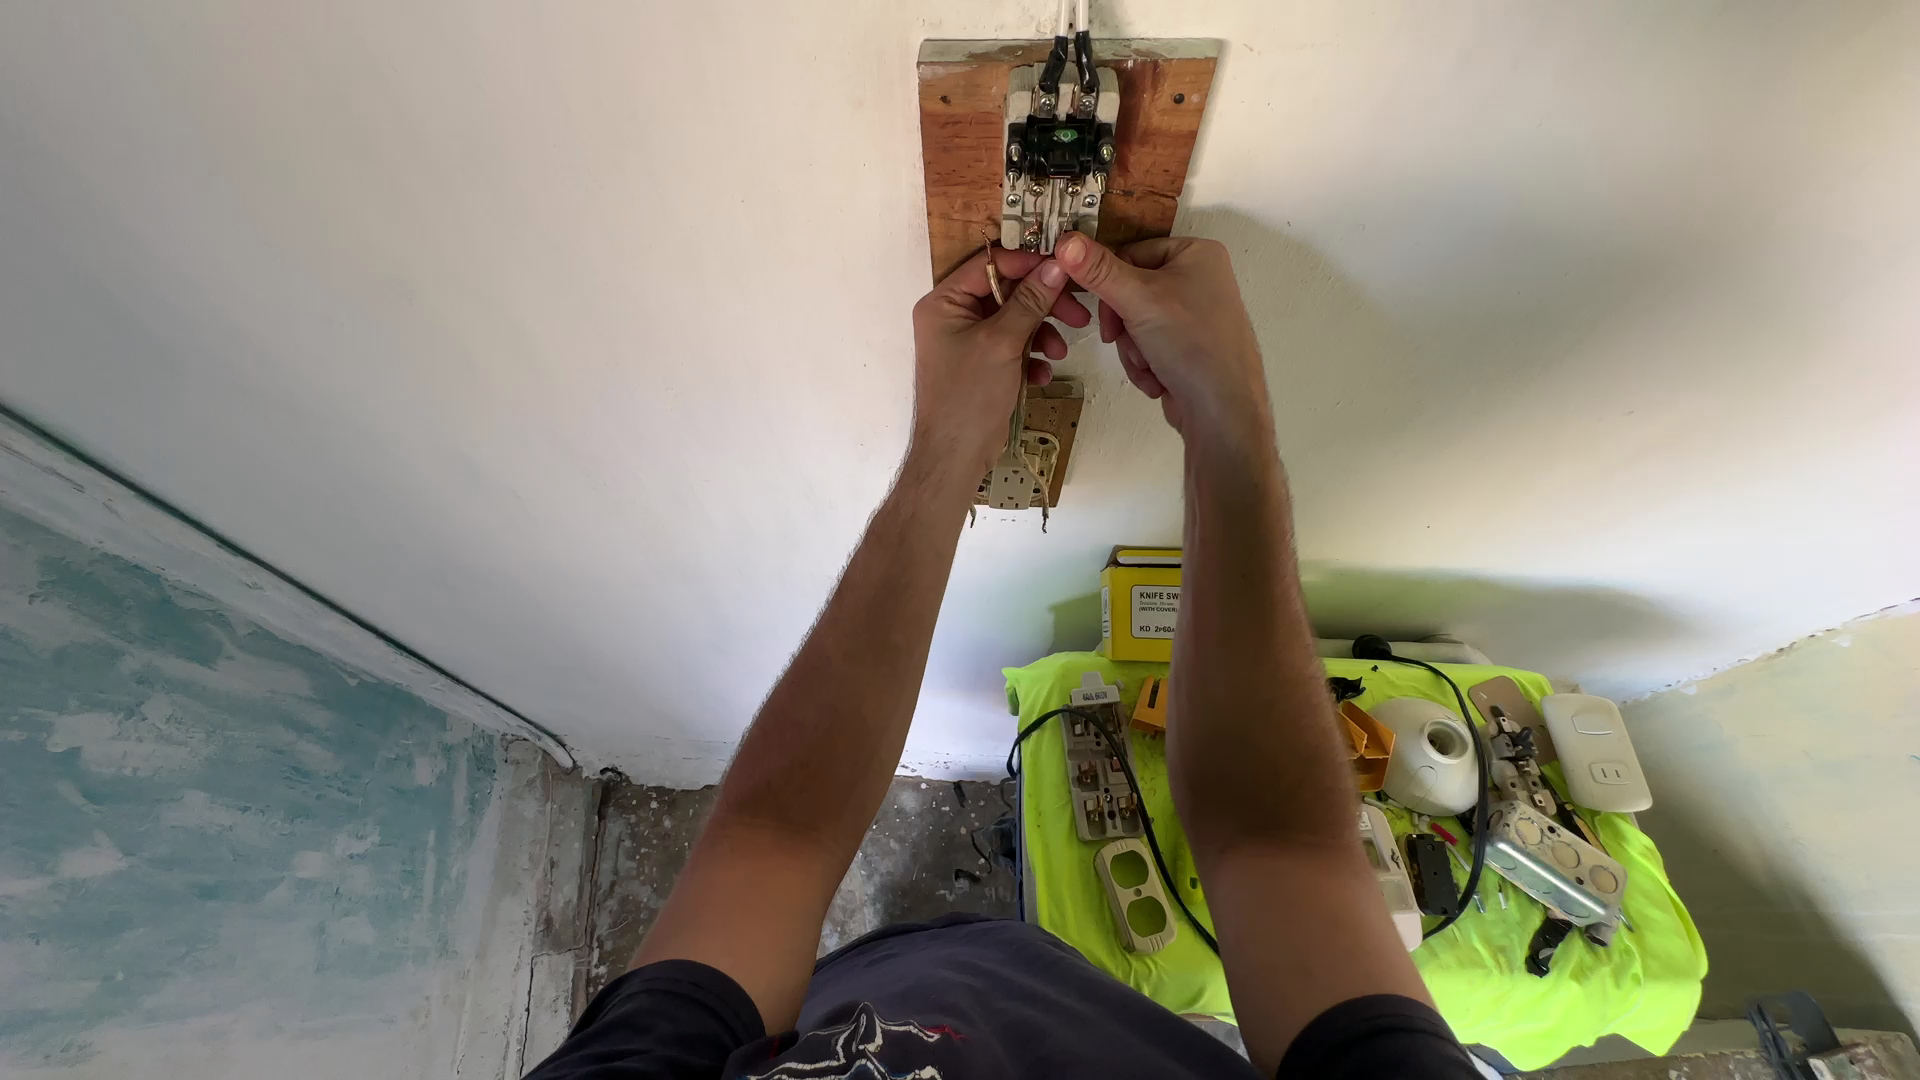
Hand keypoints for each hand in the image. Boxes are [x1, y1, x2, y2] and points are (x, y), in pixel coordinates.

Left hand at [909, 247, 1089, 478]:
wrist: (956, 455)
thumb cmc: (969, 396)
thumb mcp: (1002, 343)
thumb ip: (1030, 301)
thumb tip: (1056, 265)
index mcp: (944, 303)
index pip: (988, 265)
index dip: (1027, 264)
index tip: (1063, 269)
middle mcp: (953, 317)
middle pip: (1007, 293)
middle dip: (1043, 306)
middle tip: (1078, 314)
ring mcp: (968, 342)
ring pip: (1015, 322)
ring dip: (1041, 335)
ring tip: (1058, 354)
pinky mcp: (984, 366)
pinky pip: (1013, 348)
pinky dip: (1030, 358)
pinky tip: (1041, 375)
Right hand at [1055, 233, 1270, 441]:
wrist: (1221, 410)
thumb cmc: (1190, 344)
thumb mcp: (1138, 300)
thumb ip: (1098, 271)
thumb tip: (1064, 241)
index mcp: (1196, 253)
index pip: (1131, 254)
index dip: (1111, 286)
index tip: (1108, 315)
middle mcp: (1199, 279)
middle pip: (1130, 293)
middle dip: (1124, 328)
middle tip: (1126, 343)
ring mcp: (1194, 316)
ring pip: (1135, 325)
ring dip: (1132, 351)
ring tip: (1150, 366)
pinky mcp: (1187, 348)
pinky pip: (1148, 347)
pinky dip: (1145, 365)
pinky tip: (1158, 379)